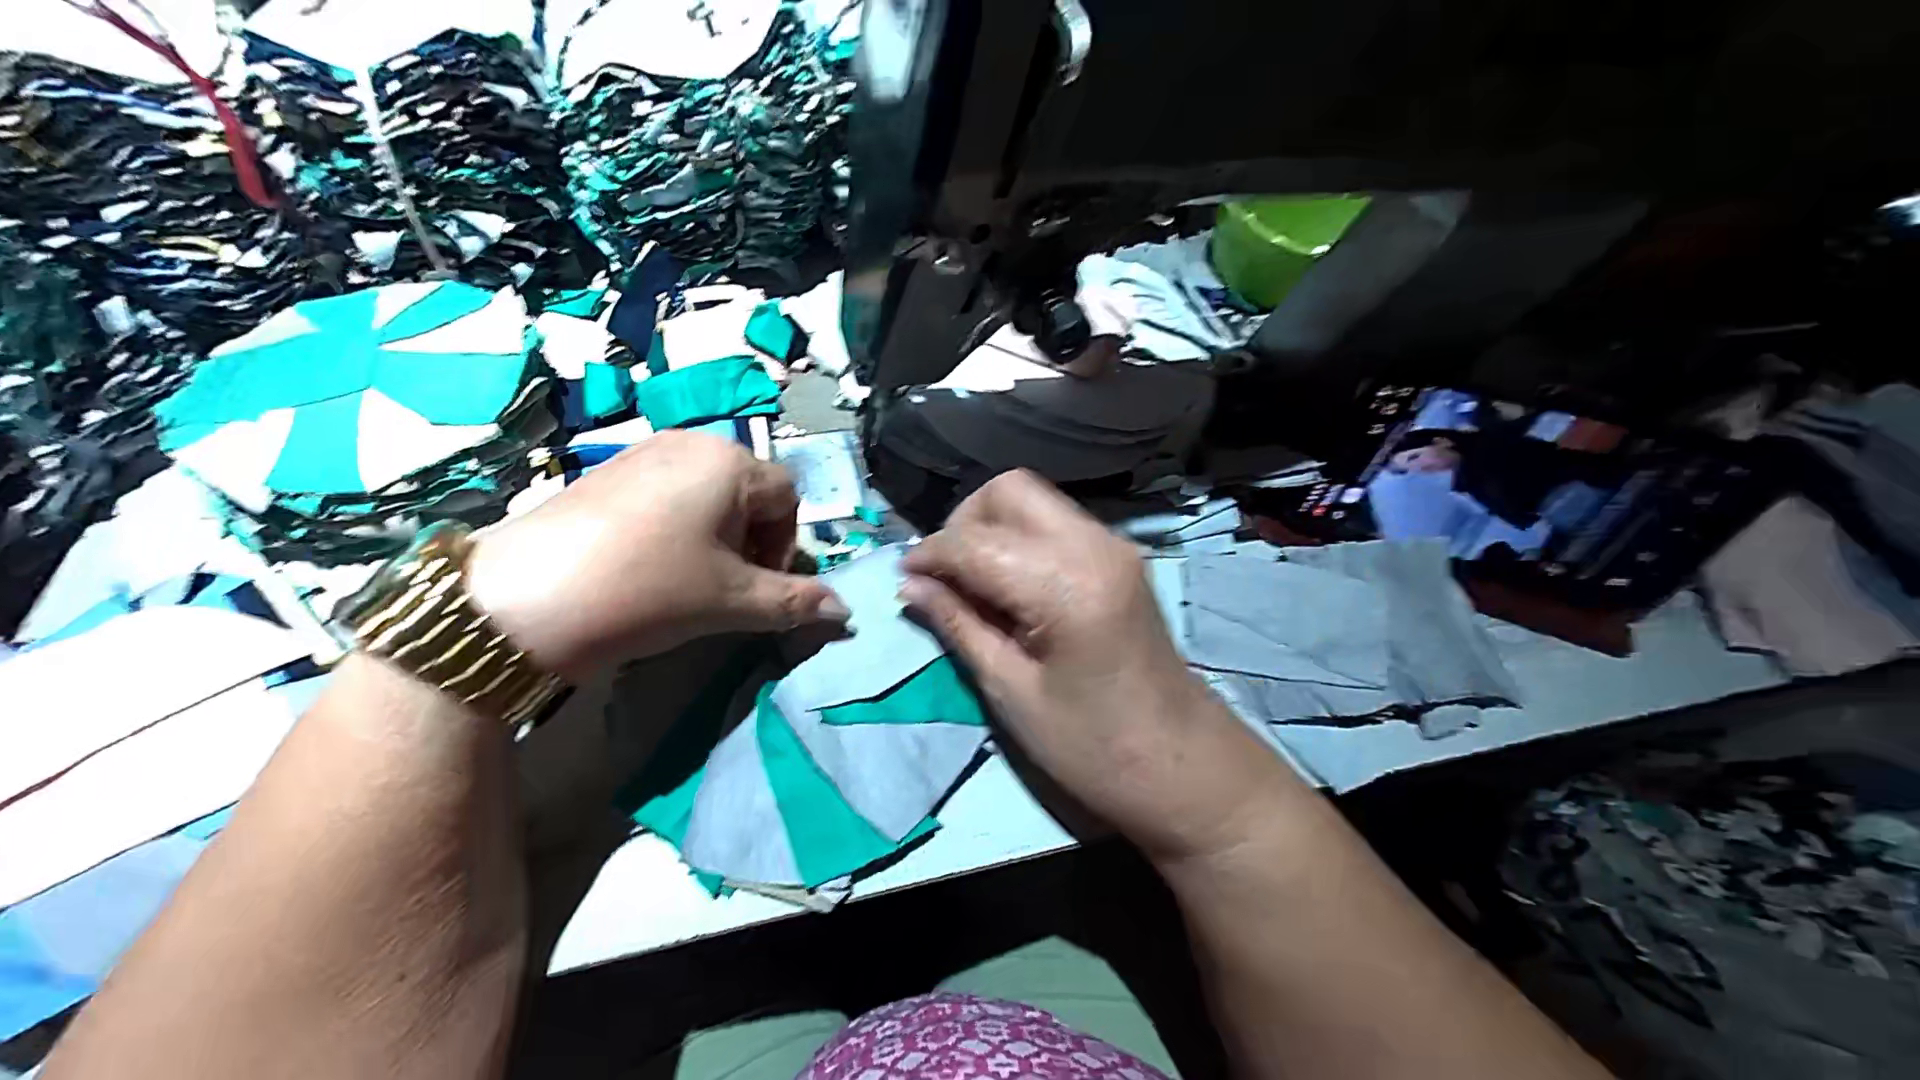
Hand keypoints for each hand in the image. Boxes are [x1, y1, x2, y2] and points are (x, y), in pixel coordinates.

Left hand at [466, 431, 847, 680]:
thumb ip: (796, 601)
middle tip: (726, 584)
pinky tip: (648, 563)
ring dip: (717, 535)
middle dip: (752, 540)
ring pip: (709, 492)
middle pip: (750, 491)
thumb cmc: (649, 588)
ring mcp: (643, 451)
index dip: (785, 545)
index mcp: (730, 461)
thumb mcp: (732, 599)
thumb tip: (847, 611)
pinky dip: (678, 526)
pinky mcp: (608, 471)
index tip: (757, 585)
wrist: (522, 600)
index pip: (789, 498)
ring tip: (687, 576)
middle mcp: (691, 441)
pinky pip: (668, 492)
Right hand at [899, 470, 1299, 862]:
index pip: (976, 542)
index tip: (903, 577)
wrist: (1183, 765)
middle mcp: (1094, 545)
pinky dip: (1019, 538)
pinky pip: (1055, 523)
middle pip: (1009, 490)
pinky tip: (1007, 585)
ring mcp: (1113, 546)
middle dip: (963, 523)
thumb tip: (911, 586)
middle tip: (944, 576)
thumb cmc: (1092, 747)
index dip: (930, 554)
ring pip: (1033, 499)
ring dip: (991, 528)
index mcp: (1066, 585)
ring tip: (971, 583)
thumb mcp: (1011, 691)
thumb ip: (959, 625)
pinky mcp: (1119, 558)